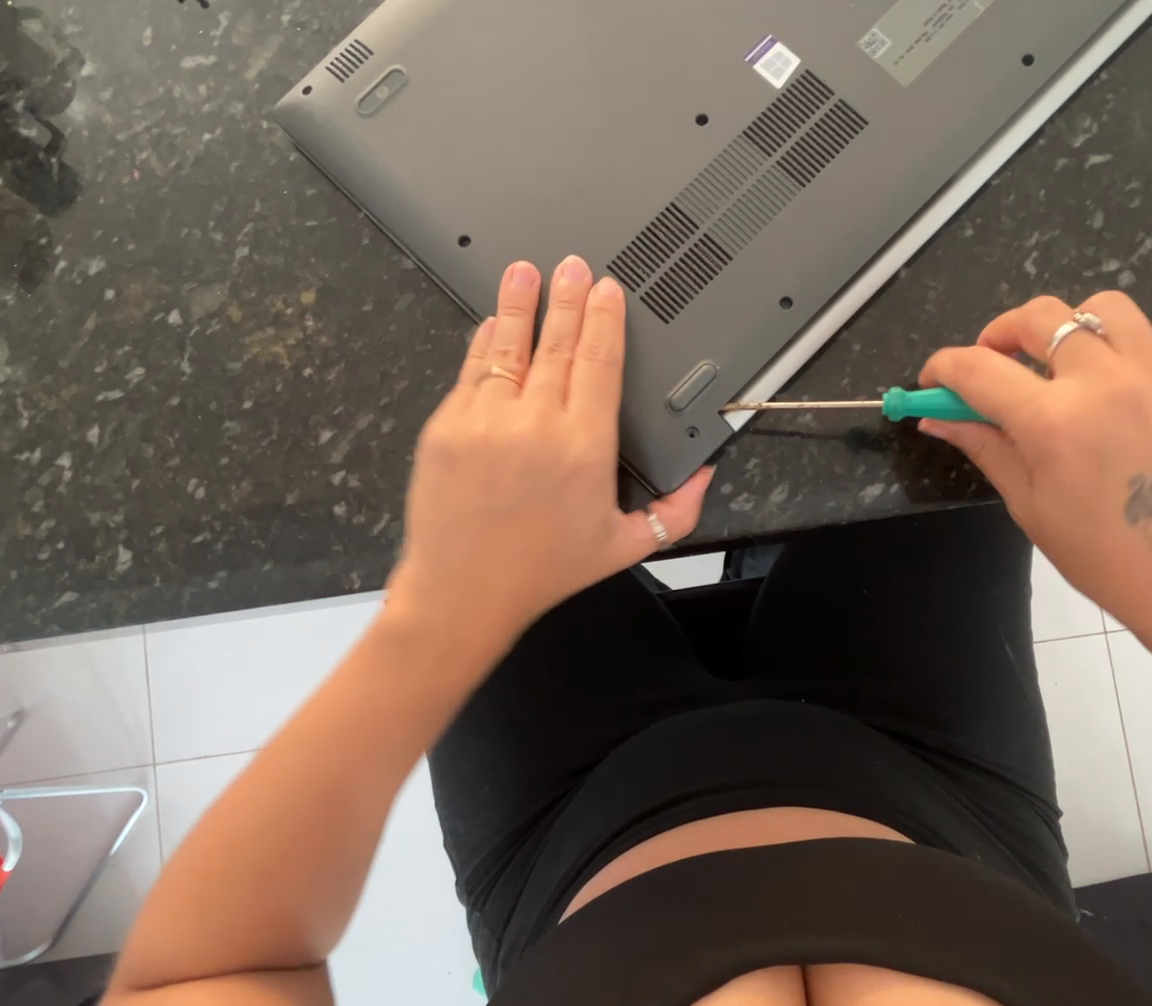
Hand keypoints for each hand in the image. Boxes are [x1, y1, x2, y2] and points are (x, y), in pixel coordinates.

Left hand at [388, 257, 713, 641]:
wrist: (462, 592)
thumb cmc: (540, 571)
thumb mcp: (623, 547)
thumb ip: (675, 512)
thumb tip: (704, 476)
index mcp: (584, 447)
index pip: (599, 362)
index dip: (604, 319)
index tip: (607, 291)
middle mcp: (535, 424)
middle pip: (557, 343)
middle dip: (567, 297)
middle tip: (572, 266)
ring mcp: (486, 420)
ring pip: (507, 345)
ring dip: (518, 304)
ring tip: (525, 272)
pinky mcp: (447, 426)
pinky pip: (470, 370)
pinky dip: (483, 343)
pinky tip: (491, 324)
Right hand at [918, 292, 1151, 672]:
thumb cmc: (1101, 554)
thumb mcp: (1028, 503)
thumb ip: (984, 446)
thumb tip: (936, 418)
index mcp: (1054, 422)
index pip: (978, 369)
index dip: (943, 368)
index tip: (933, 379)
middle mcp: (1108, 382)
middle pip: (1040, 317)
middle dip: (1000, 333)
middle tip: (994, 361)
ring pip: (1104, 307)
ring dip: (1067, 328)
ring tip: (1062, 366)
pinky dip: (1123, 351)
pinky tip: (1118, 391)